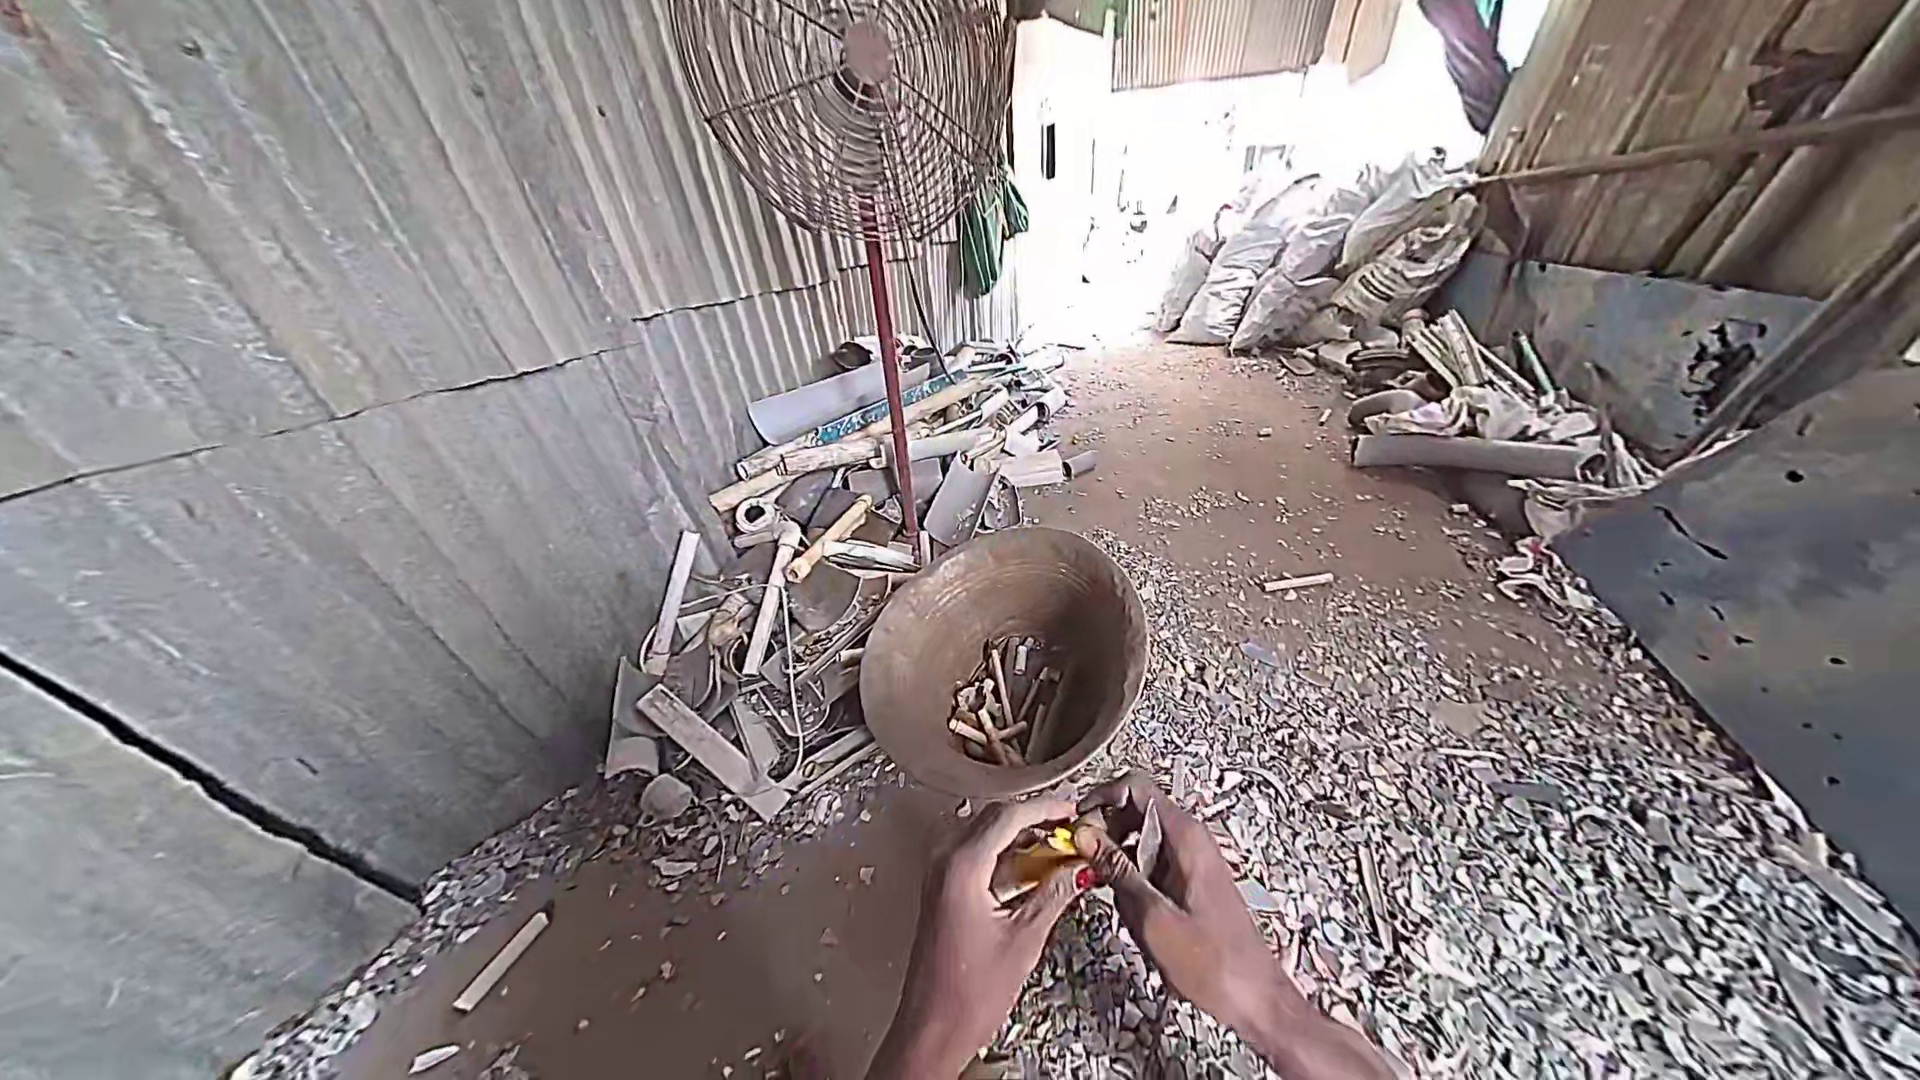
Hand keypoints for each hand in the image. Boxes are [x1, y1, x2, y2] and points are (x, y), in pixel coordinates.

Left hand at [865, 796, 1089, 1078]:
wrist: (931, 1029)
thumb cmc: (971, 993)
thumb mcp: (1023, 939)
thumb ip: (1053, 894)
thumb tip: (1079, 867)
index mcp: (962, 864)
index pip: (1008, 815)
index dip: (1044, 807)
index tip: (1071, 807)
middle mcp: (945, 856)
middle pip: (994, 817)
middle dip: (1034, 817)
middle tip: (1068, 823)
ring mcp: (940, 868)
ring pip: (985, 831)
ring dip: (1020, 833)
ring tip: (1056, 841)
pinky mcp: (942, 883)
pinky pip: (976, 851)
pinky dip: (1005, 852)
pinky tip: (1032, 864)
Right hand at [1080, 772, 1392, 1079]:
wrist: (1259, 1002)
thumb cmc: (1213, 964)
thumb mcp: (1152, 916)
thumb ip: (1115, 869)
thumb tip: (1084, 834)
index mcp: (1184, 834)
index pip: (1134, 786)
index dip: (1100, 797)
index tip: (1078, 823)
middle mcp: (1188, 836)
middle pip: (1134, 806)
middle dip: (1104, 827)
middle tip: (1085, 856)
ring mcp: (1189, 855)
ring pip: (1139, 833)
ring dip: (1116, 852)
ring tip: (1104, 884)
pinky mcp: (1188, 875)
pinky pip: (1150, 856)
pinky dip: (1130, 869)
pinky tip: (1126, 901)